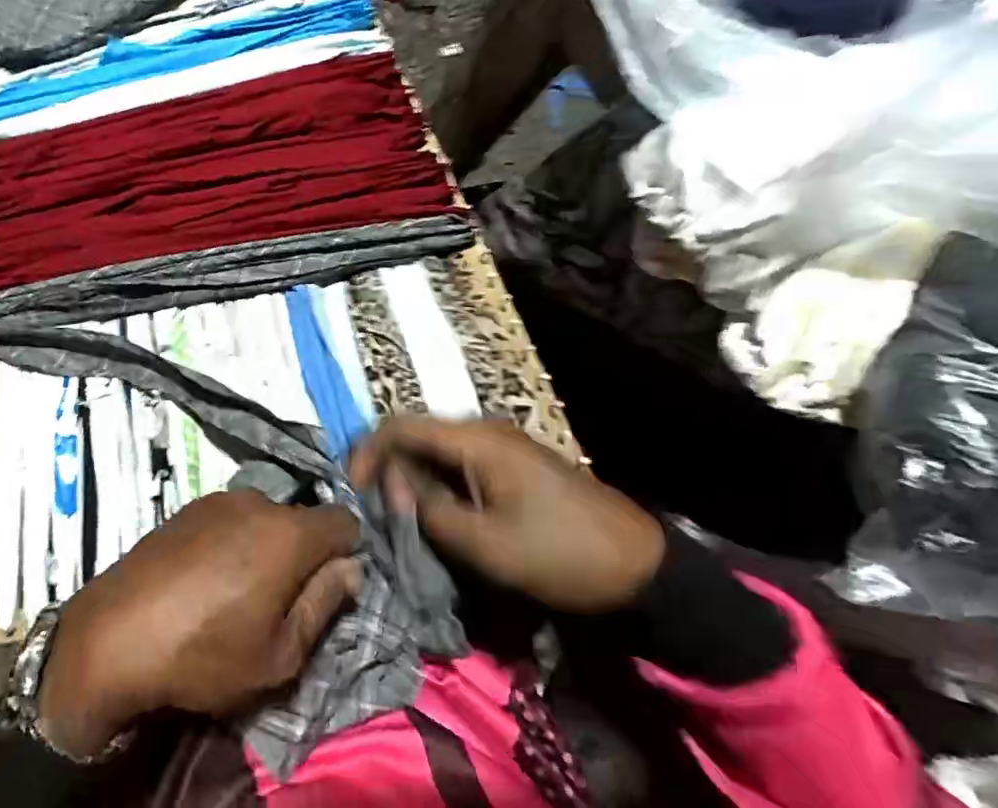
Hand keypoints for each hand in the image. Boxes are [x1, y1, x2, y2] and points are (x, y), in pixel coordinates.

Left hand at [37, 492, 361, 755]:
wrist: (115, 633)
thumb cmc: (205, 652)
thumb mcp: (280, 652)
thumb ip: (323, 602)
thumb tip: (349, 568)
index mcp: (286, 533)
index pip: (344, 521)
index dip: (348, 553)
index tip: (334, 588)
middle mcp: (253, 502)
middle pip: (300, 520)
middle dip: (304, 554)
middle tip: (284, 602)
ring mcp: (214, 500)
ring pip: (262, 519)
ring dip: (265, 547)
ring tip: (241, 593)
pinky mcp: (184, 508)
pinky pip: (228, 519)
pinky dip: (233, 542)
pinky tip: (209, 579)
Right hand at [351, 418, 663, 613]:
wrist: (644, 570)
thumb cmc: (559, 554)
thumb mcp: (482, 542)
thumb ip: (424, 507)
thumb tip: (389, 485)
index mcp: (474, 439)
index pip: (398, 427)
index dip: (367, 451)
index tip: (354, 487)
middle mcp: (483, 429)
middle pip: (414, 433)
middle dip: (386, 465)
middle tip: (377, 505)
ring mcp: (500, 443)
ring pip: (434, 447)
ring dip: (410, 474)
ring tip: (399, 510)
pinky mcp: (512, 462)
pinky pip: (456, 460)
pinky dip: (434, 479)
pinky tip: (433, 508)